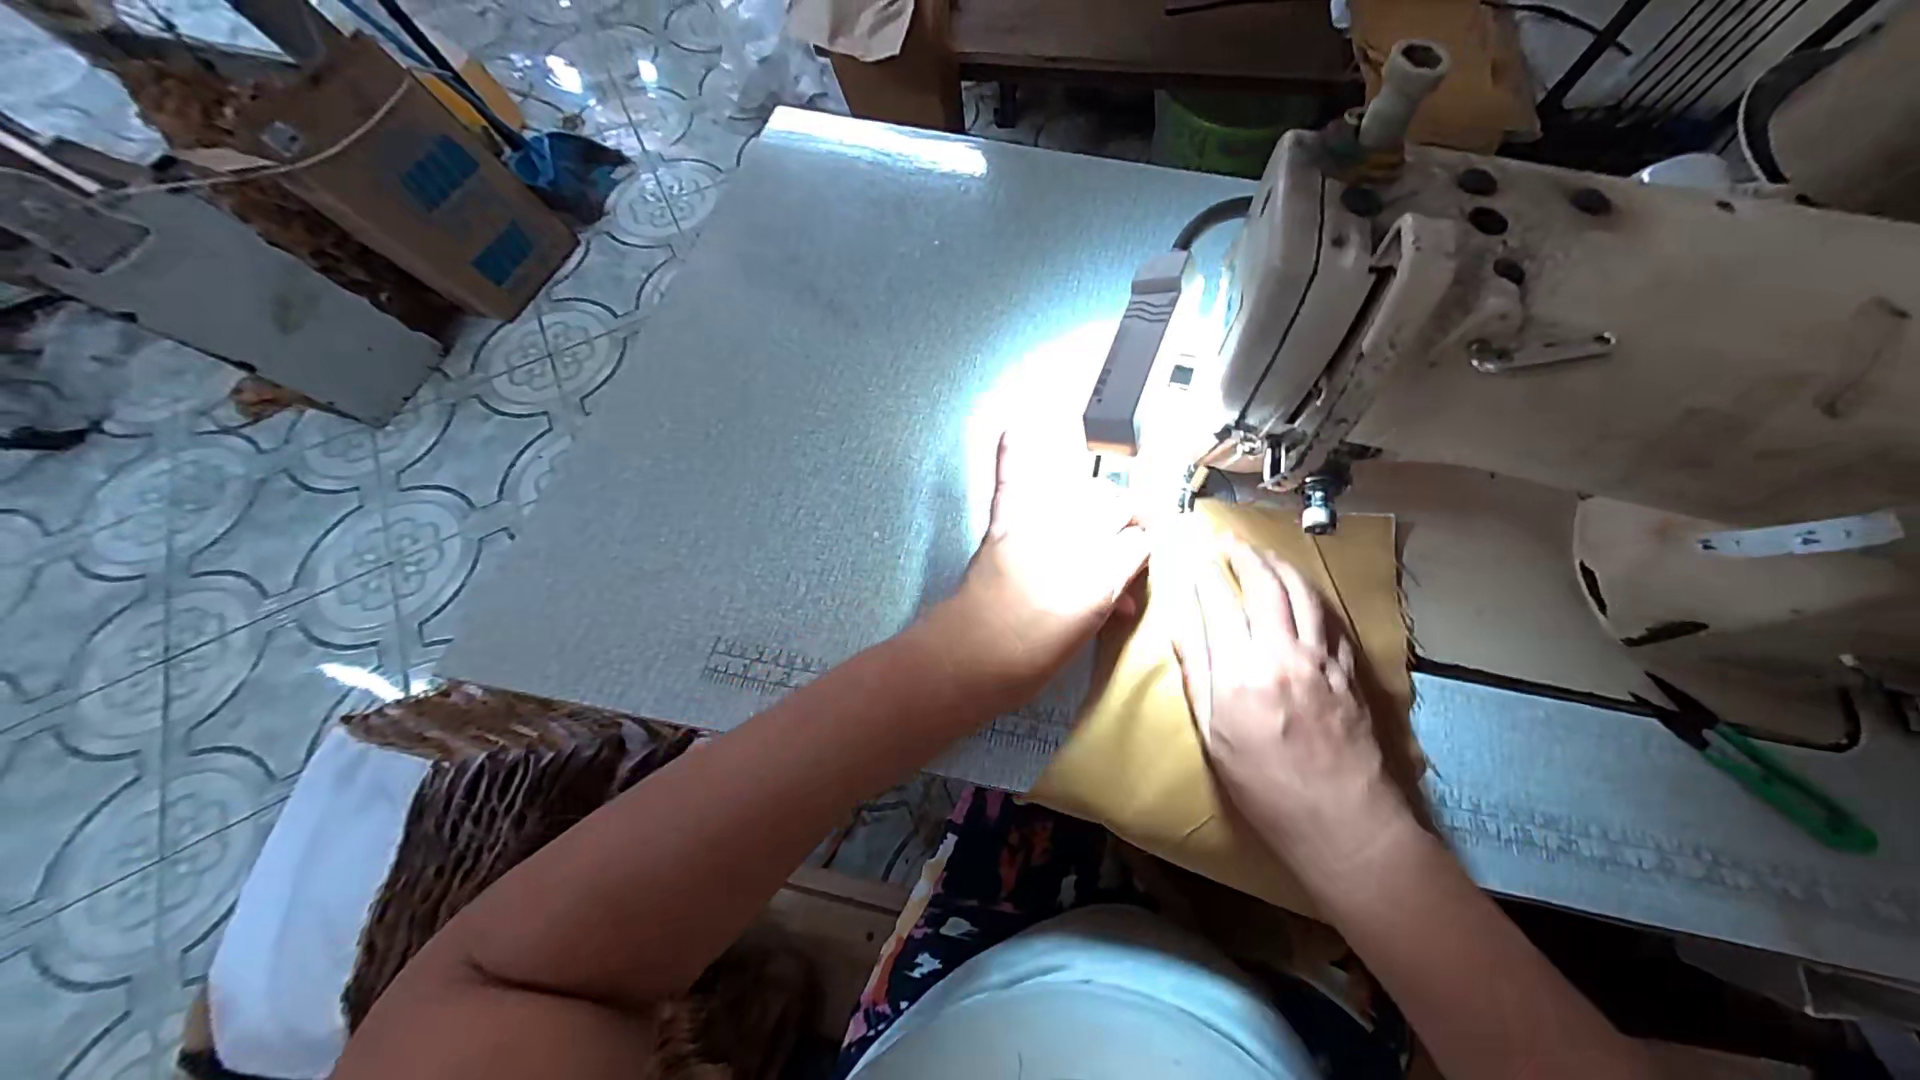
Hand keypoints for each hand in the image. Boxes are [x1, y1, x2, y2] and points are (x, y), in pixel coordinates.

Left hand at [925, 430, 1149, 707]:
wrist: (970, 656)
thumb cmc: (1031, 658)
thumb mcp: (1086, 630)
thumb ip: (1112, 594)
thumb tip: (1128, 581)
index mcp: (1100, 580)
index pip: (1140, 540)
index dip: (1144, 544)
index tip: (1142, 548)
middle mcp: (1075, 544)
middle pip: (1113, 506)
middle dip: (1124, 517)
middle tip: (1121, 536)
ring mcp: (1038, 528)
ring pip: (1081, 490)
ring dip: (1094, 494)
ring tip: (1098, 507)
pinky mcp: (1004, 524)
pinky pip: (1014, 480)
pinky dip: (1014, 453)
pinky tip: (1017, 425)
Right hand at [1170, 539, 1413, 881]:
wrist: (1340, 820)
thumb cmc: (1262, 785)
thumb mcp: (1213, 735)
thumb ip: (1197, 674)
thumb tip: (1181, 626)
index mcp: (1240, 672)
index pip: (1219, 604)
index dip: (1206, 576)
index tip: (1196, 558)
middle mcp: (1281, 654)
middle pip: (1264, 587)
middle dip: (1245, 556)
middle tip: (1230, 541)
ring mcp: (1320, 659)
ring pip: (1302, 594)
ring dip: (1281, 566)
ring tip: (1264, 553)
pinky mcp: (1347, 669)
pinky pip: (1330, 618)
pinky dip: (1313, 595)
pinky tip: (1304, 591)